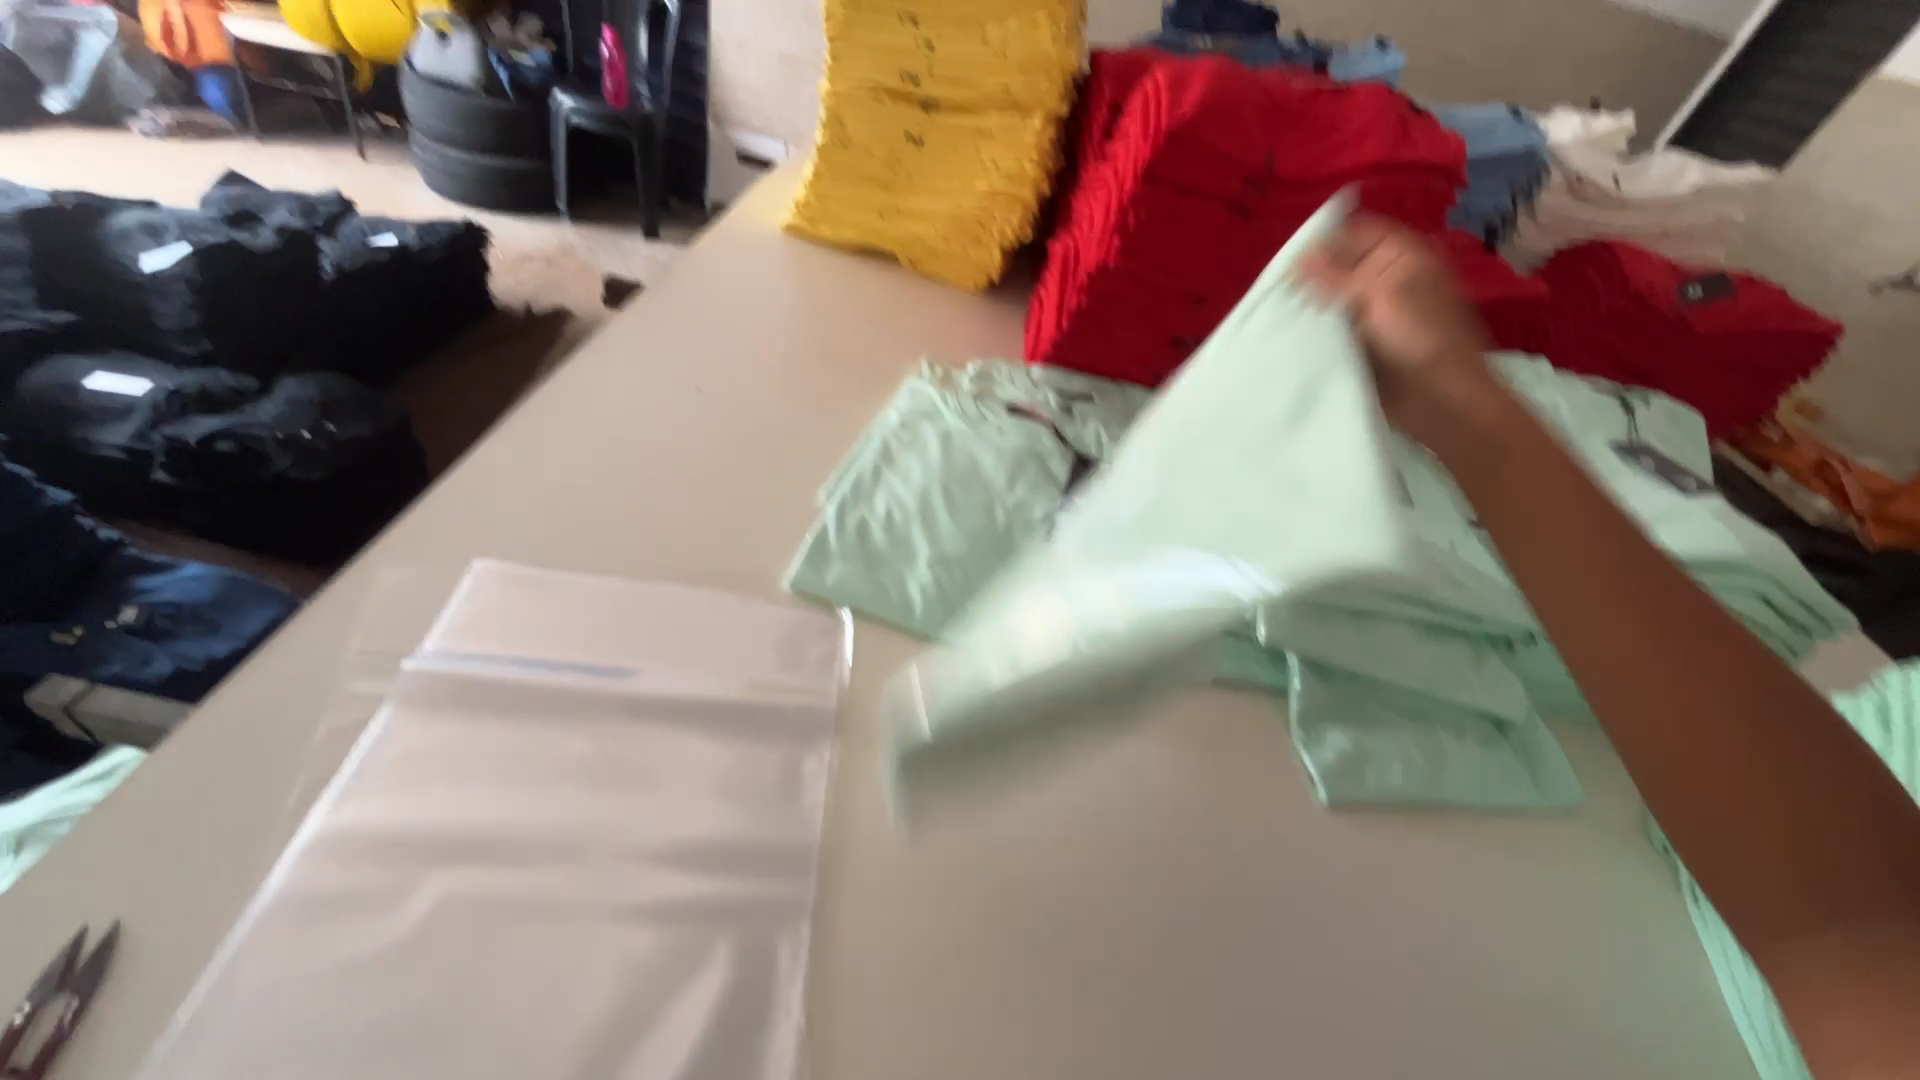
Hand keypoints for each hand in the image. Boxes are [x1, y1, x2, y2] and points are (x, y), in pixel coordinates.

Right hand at [1295, 214, 1510, 455]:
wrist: (1438, 399)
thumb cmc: (1420, 339)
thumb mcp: (1380, 295)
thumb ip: (1336, 275)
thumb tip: (1299, 256)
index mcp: (1400, 256)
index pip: (1353, 233)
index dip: (1322, 243)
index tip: (1288, 262)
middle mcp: (1384, 279)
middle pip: (1335, 267)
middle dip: (1308, 279)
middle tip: (1276, 292)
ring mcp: (1369, 313)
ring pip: (1328, 301)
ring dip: (1307, 308)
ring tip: (1277, 315)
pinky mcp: (1356, 344)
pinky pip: (1327, 331)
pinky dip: (1310, 333)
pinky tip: (1288, 336)